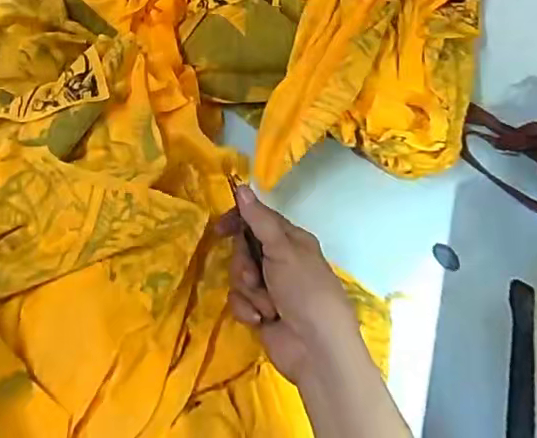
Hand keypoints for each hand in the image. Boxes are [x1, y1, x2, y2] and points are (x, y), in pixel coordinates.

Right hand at [222, 184, 370, 386]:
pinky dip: (248, 309)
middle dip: (244, 264)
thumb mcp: (282, 249)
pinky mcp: (261, 311)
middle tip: (255, 277)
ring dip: (249, 290)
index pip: (257, 219)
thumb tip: (241, 186)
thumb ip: (258, 219)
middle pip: (243, 248)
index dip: (237, 220)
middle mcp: (279, 260)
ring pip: (239, 275)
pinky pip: (239, 300)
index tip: (220, 228)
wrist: (316, 349)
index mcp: (290, 240)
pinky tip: (261, 320)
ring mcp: (270, 287)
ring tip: (265, 305)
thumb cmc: (304, 290)